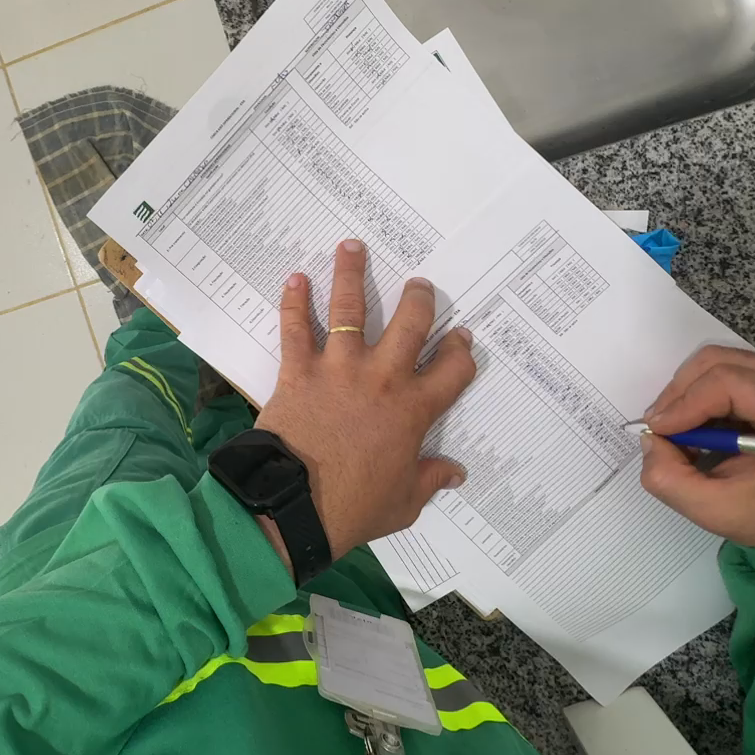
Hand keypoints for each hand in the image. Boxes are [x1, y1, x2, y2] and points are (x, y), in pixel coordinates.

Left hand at [253, 239, 477, 559]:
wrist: (294, 504)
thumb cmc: (352, 507)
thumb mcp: (402, 503)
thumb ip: (428, 480)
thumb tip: (454, 473)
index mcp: (413, 411)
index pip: (452, 371)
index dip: (461, 351)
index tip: (462, 337)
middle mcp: (381, 379)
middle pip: (410, 325)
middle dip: (420, 300)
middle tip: (421, 284)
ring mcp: (338, 368)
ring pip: (349, 309)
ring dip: (352, 274)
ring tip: (352, 246)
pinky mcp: (298, 369)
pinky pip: (295, 328)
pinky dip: (293, 302)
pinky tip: (295, 278)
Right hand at [639, 345, 754, 547]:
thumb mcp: (713, 509)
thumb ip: (667, 476)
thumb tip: (651, 439)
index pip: (727, 382)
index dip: (683, 404)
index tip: (657, 432)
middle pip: (719, 362)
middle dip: (679, 394)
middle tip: (663, 429)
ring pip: (718, 362)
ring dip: (687, 393)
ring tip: (683, 428)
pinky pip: (727, 371)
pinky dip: (701, 394)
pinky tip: (701, 424)